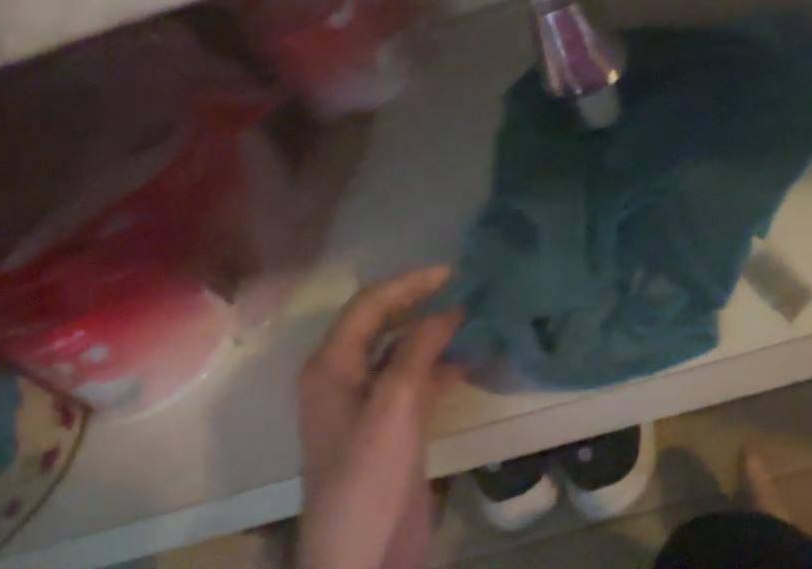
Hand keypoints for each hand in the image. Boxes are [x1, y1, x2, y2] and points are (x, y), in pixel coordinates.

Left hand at [297, 266, 464, 568]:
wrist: (363, 556)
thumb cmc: (368, 473)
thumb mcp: (394, 403)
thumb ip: (419, 347)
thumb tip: (450, 306)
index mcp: (332, 365)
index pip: (370, 304)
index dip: (409, 283)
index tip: (454, 272)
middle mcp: (347, 376)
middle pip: (386, 324)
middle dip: (424, 304)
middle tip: (470, 290)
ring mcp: (370, 404)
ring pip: (406, 352)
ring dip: (438, 335)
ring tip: (479, 319)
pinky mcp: (393, 428)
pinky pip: (418, 382)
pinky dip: (443, 367)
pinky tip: (474, 359)